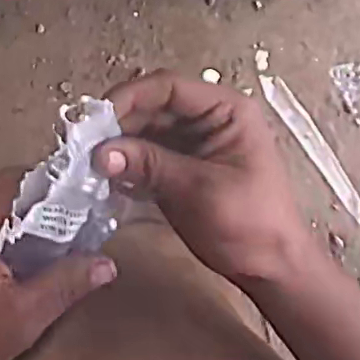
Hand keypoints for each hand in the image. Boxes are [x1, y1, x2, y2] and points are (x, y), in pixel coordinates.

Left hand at [0, 172, 116, 359]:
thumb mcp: (21, 317)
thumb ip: (65, 283)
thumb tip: (106, 264)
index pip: (23, 179)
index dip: (58, 189)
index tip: (85, 204)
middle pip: (7, 187)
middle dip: (42, 204)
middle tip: (76, 225)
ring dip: (22, 218)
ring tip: (55, 241)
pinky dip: (0, 229)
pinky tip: (20, 257)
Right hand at [97, 71, 317, 284]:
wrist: (273, 273)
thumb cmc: (252, 226)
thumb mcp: (200, 191)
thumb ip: (150, 165)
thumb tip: (101, 153)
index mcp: (226, 110)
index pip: (168, 87)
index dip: (130, 96)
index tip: (99, 118)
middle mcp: (206, 117)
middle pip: (151, 105)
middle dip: (118, 122)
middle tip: (86, 143)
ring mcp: (191, 140)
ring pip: (142, 127)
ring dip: (117, 143)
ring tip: (90, 160)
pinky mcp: (178, 163)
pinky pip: (144, 151)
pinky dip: (125, 160)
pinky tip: (106, 174)